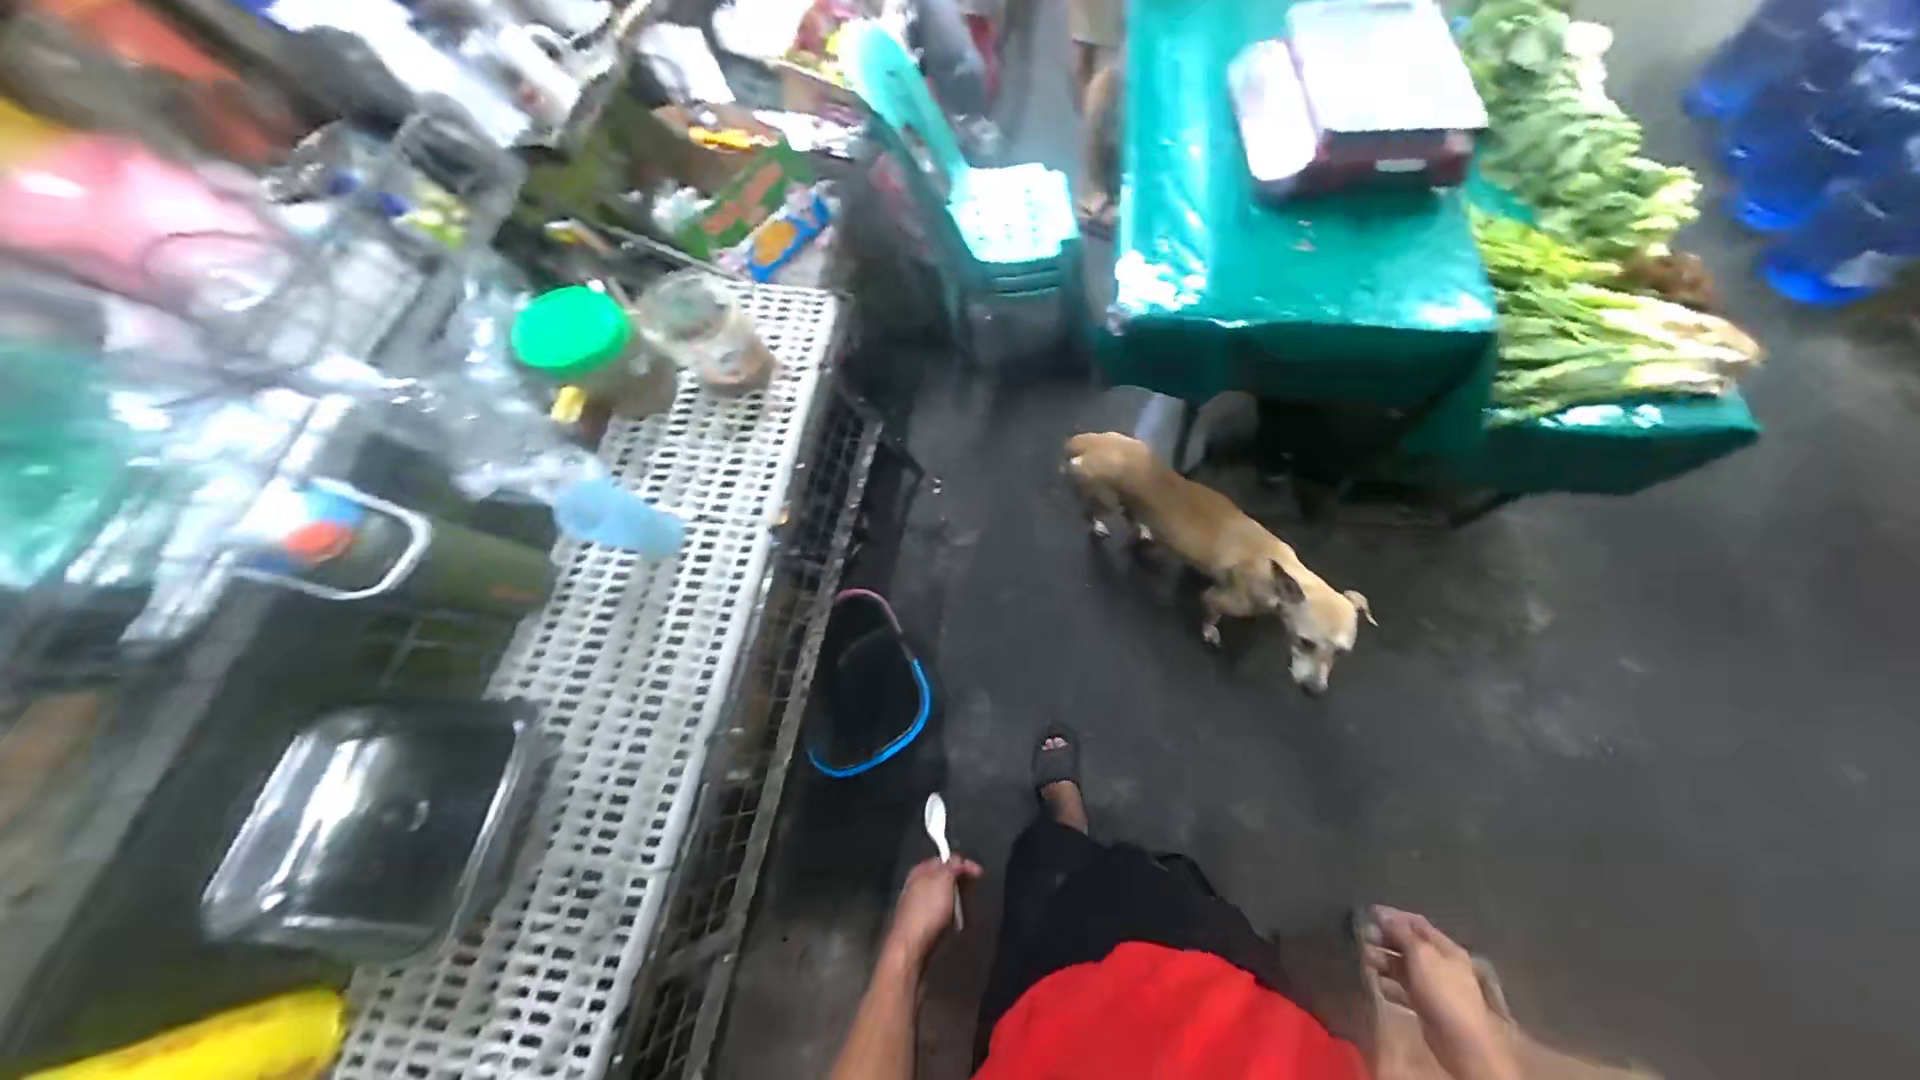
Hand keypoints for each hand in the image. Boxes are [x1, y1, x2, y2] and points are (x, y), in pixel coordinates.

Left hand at [883, 856, 982, 970]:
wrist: (910, 949)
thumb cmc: (927, 912)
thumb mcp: (943, 881)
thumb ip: (952, 866)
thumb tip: (958, 860)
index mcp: (921, 870)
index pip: (946, 860)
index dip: (963, 864)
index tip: (979, 873)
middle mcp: (918, 884)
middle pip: (946, 878)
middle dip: (961, 884)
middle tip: (971, 893)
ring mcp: (919, 905)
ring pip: (945, 896)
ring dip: (957, 902)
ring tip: (964, 911)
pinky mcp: (922, 923)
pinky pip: (941, 912)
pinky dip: (951, 915)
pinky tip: (955, 923)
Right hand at [1366, 906, 1518, 1079]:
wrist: (1462, 1042)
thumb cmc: (1443, 991)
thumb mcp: (1421, 954)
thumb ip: (1400, 932)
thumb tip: (1381, 913)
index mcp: (1445, 948)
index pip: (1416, 922)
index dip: (1393, 915)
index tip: (1368, 913)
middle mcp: (1440, 964)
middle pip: (1408, 943)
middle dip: (1385, 938)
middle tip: (1362, 937)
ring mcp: (1433, 986)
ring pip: (1403, 966)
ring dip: (1383, 960)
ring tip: (1364, 959)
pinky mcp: (1425, 1005)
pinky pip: (1402, 988)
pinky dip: (1388, 983)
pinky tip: (1375, 983)